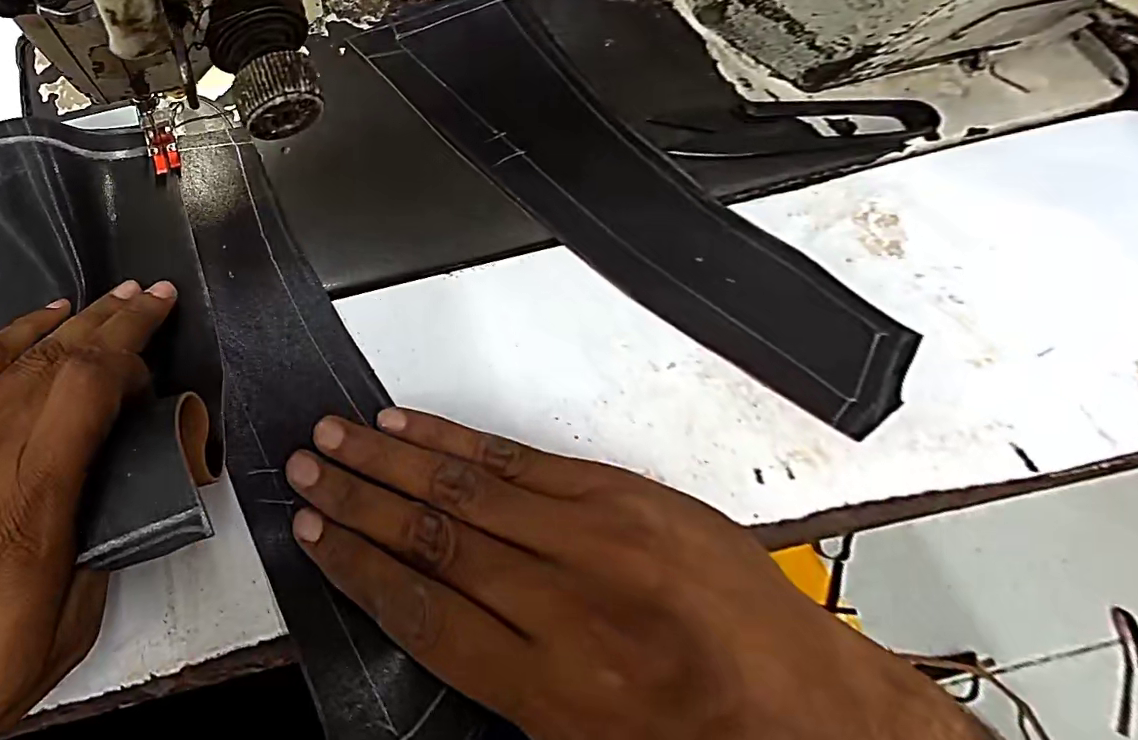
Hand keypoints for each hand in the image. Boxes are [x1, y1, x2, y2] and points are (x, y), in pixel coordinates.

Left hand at [0, 279, 178, 739]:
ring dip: (75, 318)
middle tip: (154, 293)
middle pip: (61, 355)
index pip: (87, 384)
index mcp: (31, 492)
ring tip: (112, 298)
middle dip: (116, 317)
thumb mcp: (63, 627)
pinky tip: (41, 319)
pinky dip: (15, 333)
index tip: (158, 335)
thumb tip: (114, 499)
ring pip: (22, 353)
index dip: (130, 347)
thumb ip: (99, 548)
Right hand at [286, 410, 985, 739]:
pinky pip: (515, 458)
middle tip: (303, 471)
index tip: (313, 533)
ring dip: (385, 459)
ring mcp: (597, 540)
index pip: (420, 610)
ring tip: (333, 437)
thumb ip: (493, 674)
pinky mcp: (621, 495)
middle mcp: (568, 609)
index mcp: (554, 691)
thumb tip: (410, 603)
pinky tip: (404, 427)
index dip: (355, 565)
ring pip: (461, 489)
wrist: (834, 727)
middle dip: (354, 499)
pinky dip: (450, 440)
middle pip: (430, 538)